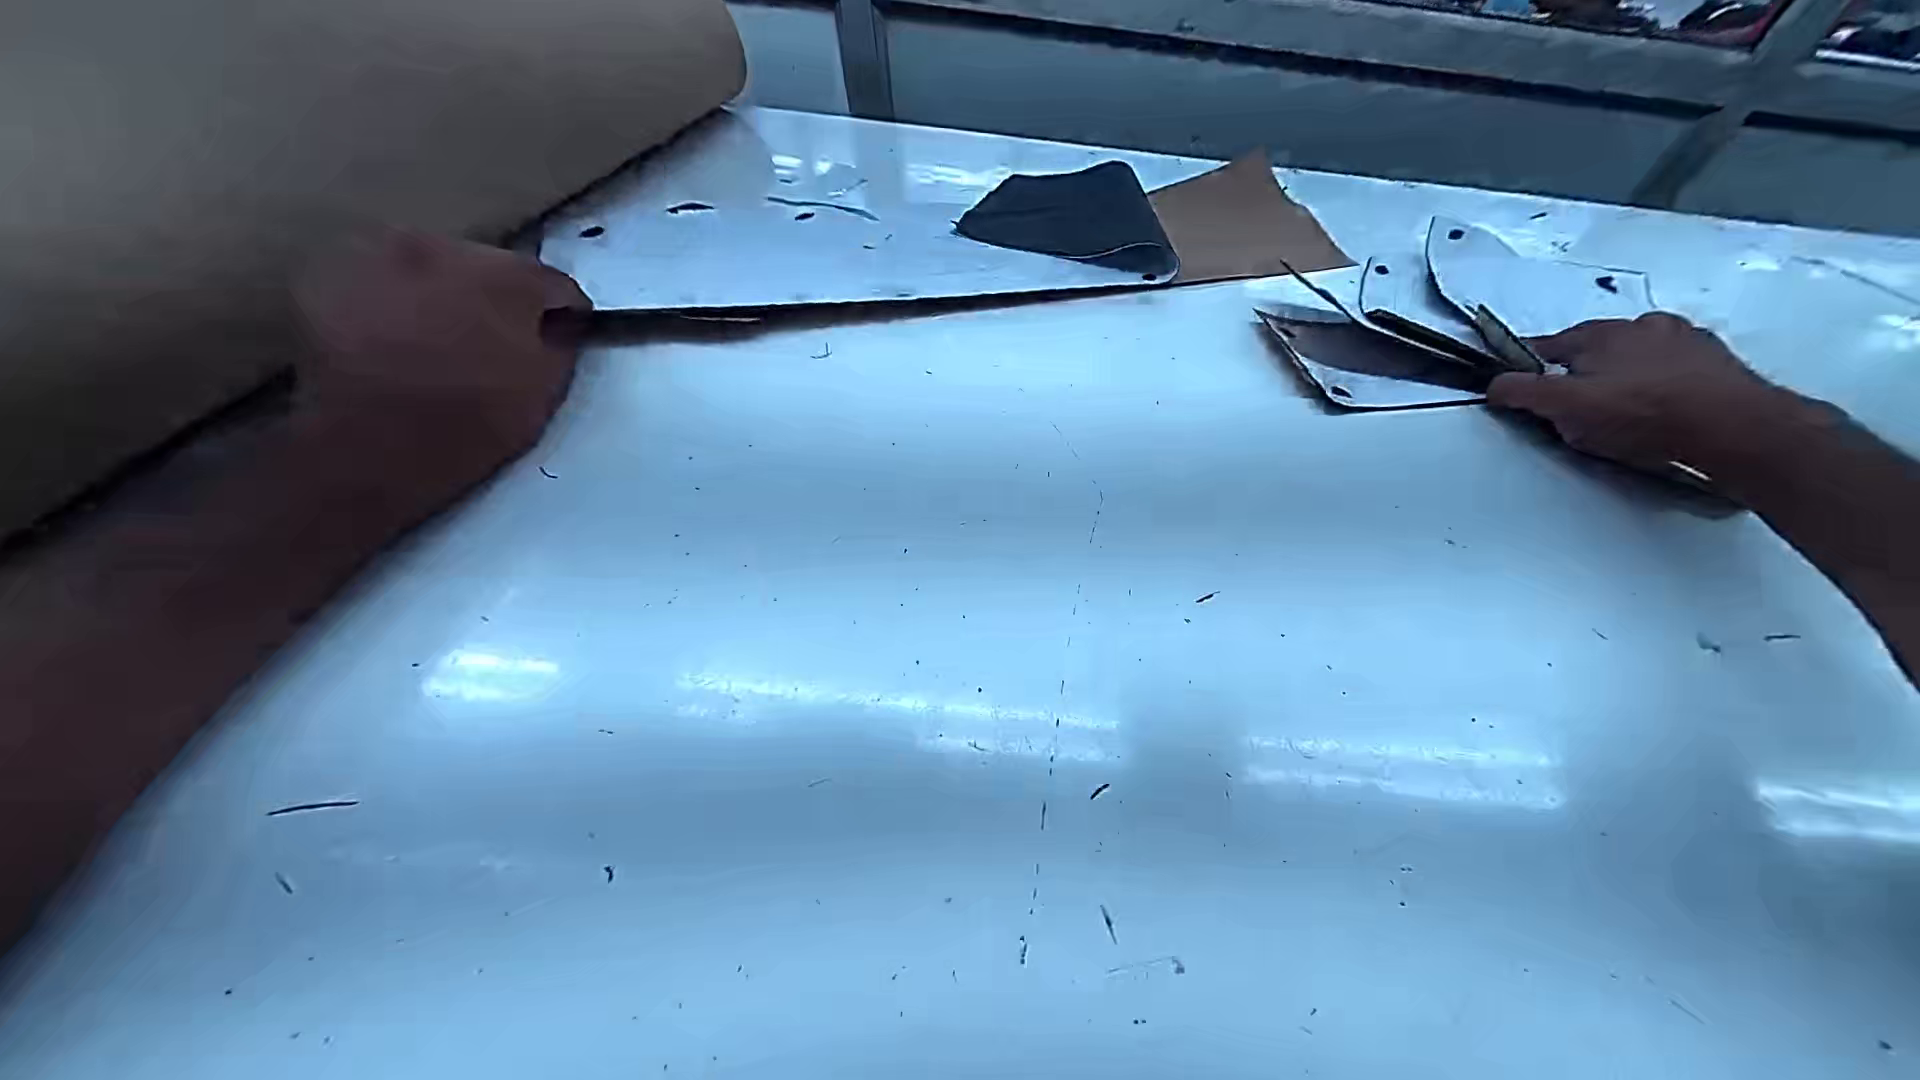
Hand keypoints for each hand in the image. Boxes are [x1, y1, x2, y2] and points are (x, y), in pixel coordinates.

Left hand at [292, 230, 590, 489]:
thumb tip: (559, 324)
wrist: (378, 444)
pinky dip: (397, 299)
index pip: (554, 281)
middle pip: (488, 264)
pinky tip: (400, 336)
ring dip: (446, 293)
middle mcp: (443, 245)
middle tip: (500, 338)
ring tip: (444, 337)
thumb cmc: (479, 418)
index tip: (563, 333)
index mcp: (507, 275)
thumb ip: (561, 342)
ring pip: (432, 265)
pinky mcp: (328, 273)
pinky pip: (383, 278)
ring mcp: (378, 253)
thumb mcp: (548, 386)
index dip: (564, 311)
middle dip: (499, 296)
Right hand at [1487, 312, 1817, 476]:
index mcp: (1601, 333)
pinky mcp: (1717, 363)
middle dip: (1576, 372)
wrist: (1734, 427)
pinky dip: (1655, 383)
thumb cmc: (1640, 413)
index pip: (1545, 346)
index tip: (1517, 389)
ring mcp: (1686, 341)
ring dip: (1619, 375)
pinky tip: (1653, 409)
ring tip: (1615, 409)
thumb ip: (1520, 392)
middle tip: (1568, 405)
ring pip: (1633, 357)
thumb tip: (1494, 384)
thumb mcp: (1562, 406)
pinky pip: (1669, 369)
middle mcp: (1643, 327)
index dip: (1525, 367)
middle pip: (1592, 350)